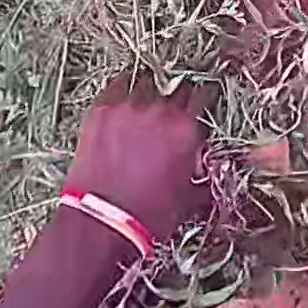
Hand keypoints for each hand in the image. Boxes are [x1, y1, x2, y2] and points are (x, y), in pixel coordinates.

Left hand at [66, 74, 209, 238]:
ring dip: (150, 94)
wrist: (102, 223)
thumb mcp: (189, 196)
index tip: (201, 101)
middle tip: (174, 110)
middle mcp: (162, 112)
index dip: (203, 99)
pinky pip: (117, 85)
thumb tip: (205, 168)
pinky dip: (123, 89)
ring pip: (147, 84)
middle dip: (178, 98)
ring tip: (146, 106)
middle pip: (177, 89)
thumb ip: (203, 172)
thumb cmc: (147, 215)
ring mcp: (130, 108)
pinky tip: (123, 97)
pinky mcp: (102, 110)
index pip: (204, 96)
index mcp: (188, 129)